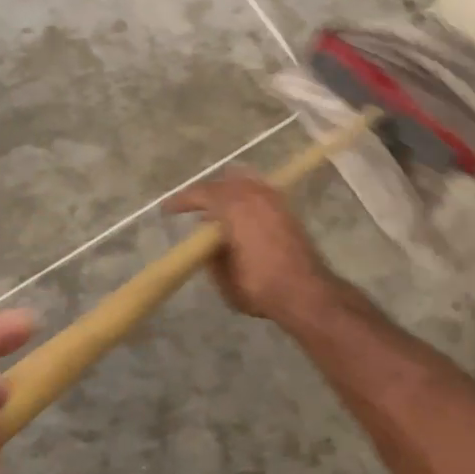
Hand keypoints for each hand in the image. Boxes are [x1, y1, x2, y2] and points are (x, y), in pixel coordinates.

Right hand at [166, 173, 337, 325]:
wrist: (306, 292)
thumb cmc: (260, 287)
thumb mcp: (224, 278)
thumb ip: (212, 257)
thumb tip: (210, 245)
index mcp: (235, 207)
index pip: (202, 193)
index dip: (182, 200)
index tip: (168, 209)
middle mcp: (254, 195)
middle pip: (223, 182)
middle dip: (205, 193)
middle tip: (192, 208)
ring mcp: (274, 199)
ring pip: (244, 182)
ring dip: (227, 192)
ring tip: (215, 209)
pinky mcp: (287, 209)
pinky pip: (259, 191)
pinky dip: (245, 197)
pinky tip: (241, 214)